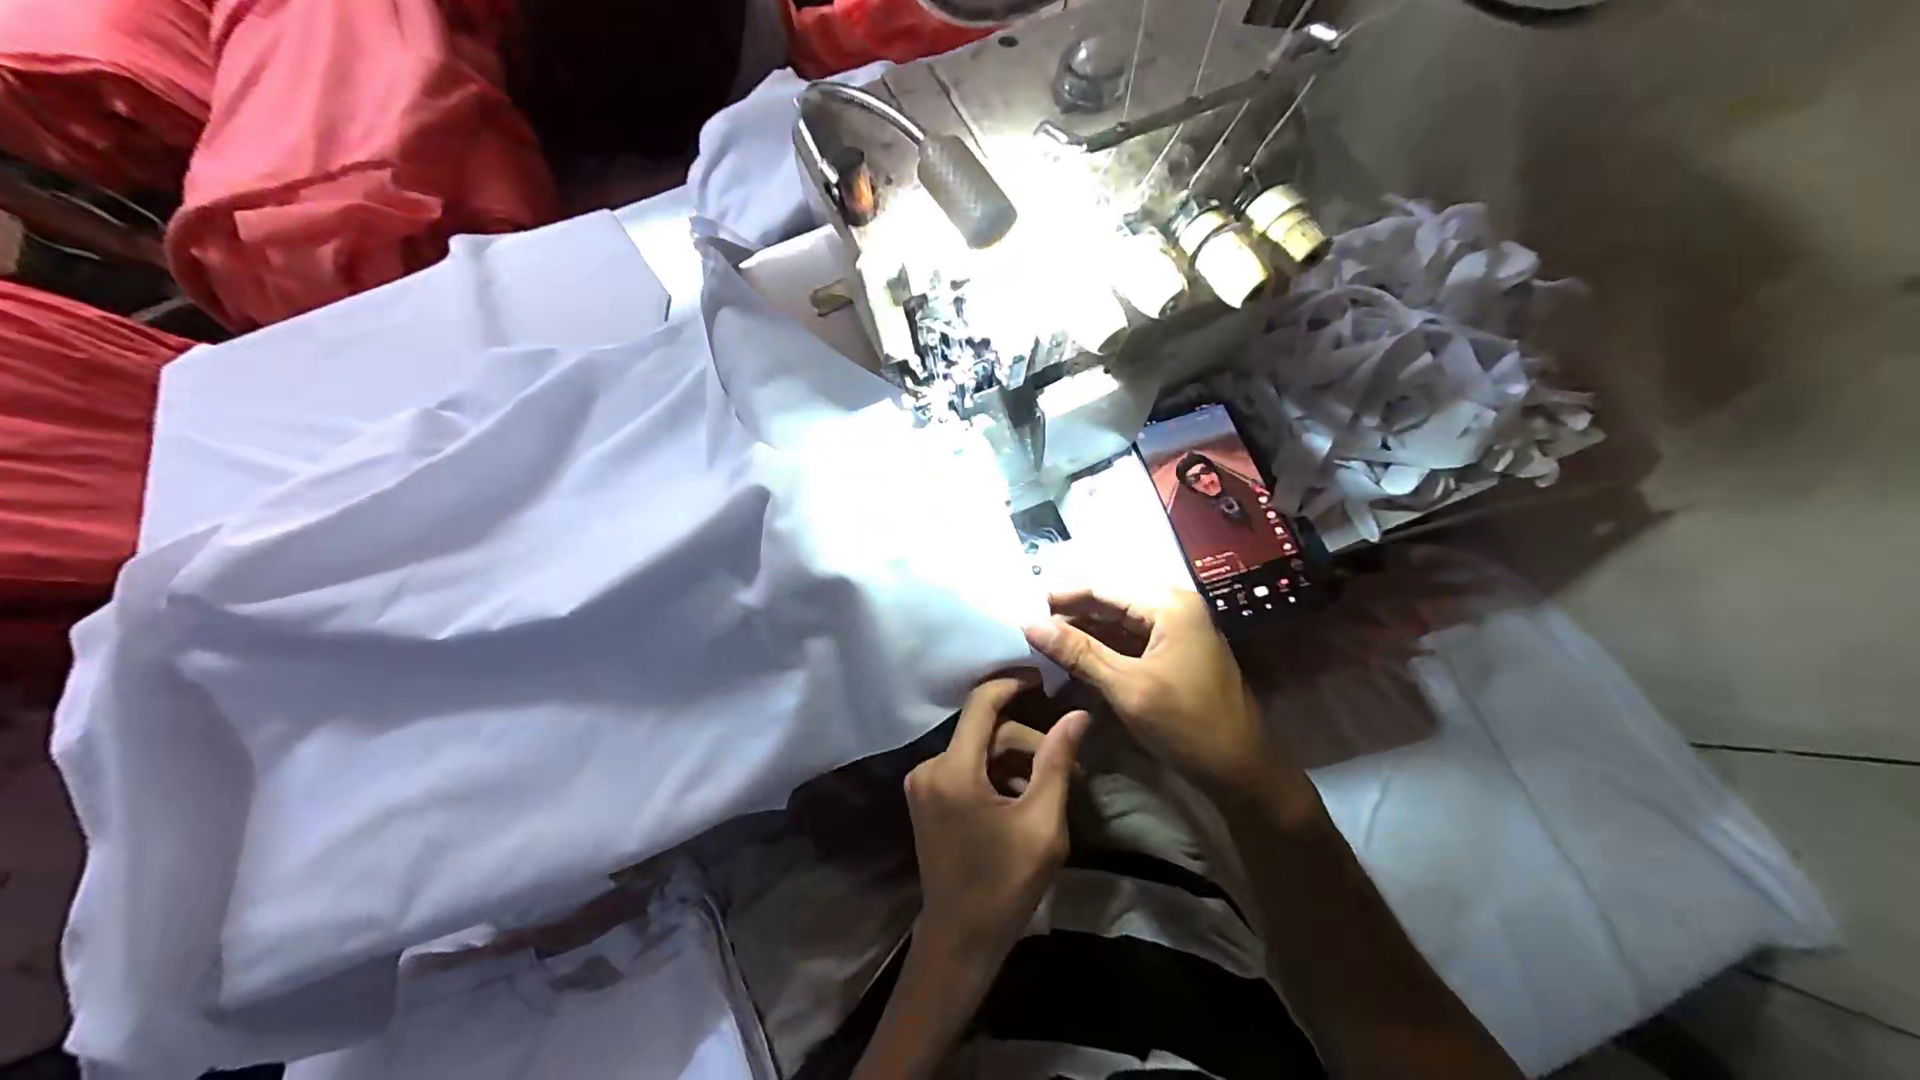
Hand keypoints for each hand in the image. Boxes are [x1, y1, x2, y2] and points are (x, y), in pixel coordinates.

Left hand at [905, 672, 1091, 966]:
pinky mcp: (926, 798)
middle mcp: (929, 767)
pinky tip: (1023, 800)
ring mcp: (923, 784)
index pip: (981, 703)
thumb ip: (1057, 761)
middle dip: (1030, 744)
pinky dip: (996, 775)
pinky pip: (966, 768)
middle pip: (987, 732)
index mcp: (953, 771)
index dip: (1012, 683)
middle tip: (1072, 770)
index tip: (1043, 676)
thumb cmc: (1005, 885)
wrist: (960, 939)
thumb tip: (1079, 715)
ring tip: (1053, 790)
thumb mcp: (1042, 822)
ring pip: (979, 751)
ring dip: (1016, 762)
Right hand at [1024, 588, 1278, 797]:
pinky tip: (1074, 655)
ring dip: (1084, 631)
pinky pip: (1130, 639)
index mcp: (1170, 605)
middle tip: (1031, 626)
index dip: (1063, 595)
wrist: (1240, 770)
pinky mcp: (1173, 652)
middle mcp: (1174, 607)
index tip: (1024, 605)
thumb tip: (1030, 624)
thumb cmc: (1186, 724)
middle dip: (1071, 613)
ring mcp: (1176, 630)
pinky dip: (1102, 647)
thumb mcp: (1126, 687)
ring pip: (1118, 621)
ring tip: (1044, 640)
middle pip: (1111, 601)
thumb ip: (1078, 652)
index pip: (1104, 587)